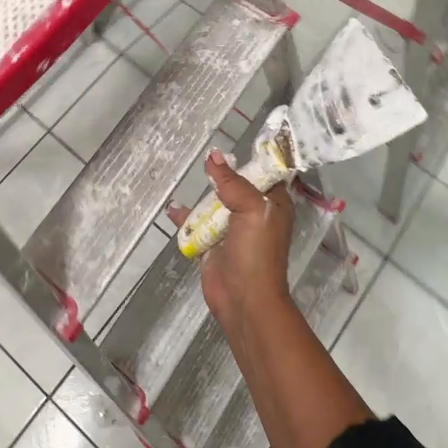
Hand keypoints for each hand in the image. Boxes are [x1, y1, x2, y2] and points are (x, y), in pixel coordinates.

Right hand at [169, 148, 295, 332]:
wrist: (244, 301)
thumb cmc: (256, 252)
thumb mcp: (251, 209)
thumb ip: (232, 182)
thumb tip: (214, 156)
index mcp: (273, 204)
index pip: (264, 174)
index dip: (249, 161)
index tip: (229, 146)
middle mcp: (254, 214)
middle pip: (236, 187)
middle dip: (221, 175)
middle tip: (204, 161)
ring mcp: (232, 230)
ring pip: (216, 204)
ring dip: (203, 196)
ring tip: (190, 179)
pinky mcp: (213, 245)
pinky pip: (198, 225)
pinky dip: (186, 217)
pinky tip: (173, 209)